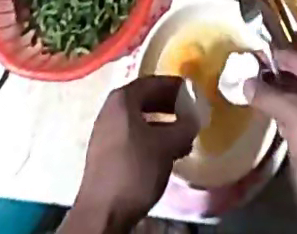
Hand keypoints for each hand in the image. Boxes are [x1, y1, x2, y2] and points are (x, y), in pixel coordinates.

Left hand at [63, 76, 197, 233]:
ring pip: (139, 120)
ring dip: (162, 125)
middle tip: (190, 113)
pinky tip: (165, 153)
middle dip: (170, 106)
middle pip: (145, 100)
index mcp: (122, 99)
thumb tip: (194, 118)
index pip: (153, 82)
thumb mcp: (167, 145)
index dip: (176, 86)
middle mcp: (110, 110)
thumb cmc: (135, 169)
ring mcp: (104, 132)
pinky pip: (132, 136)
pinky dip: (150, 138)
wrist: (102, 213)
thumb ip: (184, 126)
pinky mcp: (104, 154)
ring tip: (182, 137)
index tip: (193, 92)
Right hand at [245, 48, 296, 233]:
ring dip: (274, 97)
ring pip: (293, 96)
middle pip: (291, 75)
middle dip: (268, 78)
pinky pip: (296, 115)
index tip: (242, 61)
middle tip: (241, 80)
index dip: (266, 58)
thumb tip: (245, 81)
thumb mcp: (290, 111)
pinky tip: (269, 120)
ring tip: (249, 98)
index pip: (288, 56)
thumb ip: (266, 95)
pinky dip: (283, 116)